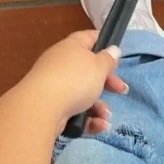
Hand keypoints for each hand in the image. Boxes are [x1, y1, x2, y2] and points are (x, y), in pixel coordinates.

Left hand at [10, 30, 126, 134]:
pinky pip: (74, 110)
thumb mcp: (99, 66)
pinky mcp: (52, 107)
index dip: (104, 42)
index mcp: (71, 47)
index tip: (116, 52)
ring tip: (106, 116)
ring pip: (83, 94)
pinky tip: (98, 125)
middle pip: (89, 70)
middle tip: (121, 90)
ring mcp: (55, 86)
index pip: (88, 38)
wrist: (42, 107)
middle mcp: (61, 64)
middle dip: (107, 82)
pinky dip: (87, 118)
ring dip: (99, 105)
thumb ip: (108, 59)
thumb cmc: (75, 79)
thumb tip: (112, 49)